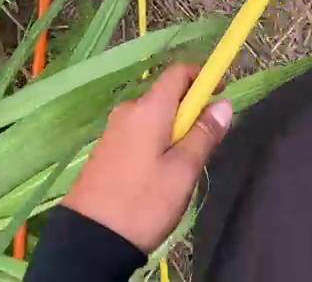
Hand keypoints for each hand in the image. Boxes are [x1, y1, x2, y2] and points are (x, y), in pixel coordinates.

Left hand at [62, 63, 232, 251]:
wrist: (88, 239)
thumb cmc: (143, 201)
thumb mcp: (182, 171)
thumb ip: (204, 134)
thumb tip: (224, 104)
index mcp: (149, 108)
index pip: (178, 71)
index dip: (202, 75)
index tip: (221, 92)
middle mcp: (130, 110)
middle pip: (166, 94)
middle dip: (190, 109)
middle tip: (206, 141)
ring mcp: (114, 129)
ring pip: (153, 116)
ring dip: (173, 128)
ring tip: (183, 165)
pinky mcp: (106, 149)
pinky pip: (139, 132)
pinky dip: (156, 140)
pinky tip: (159, 173)